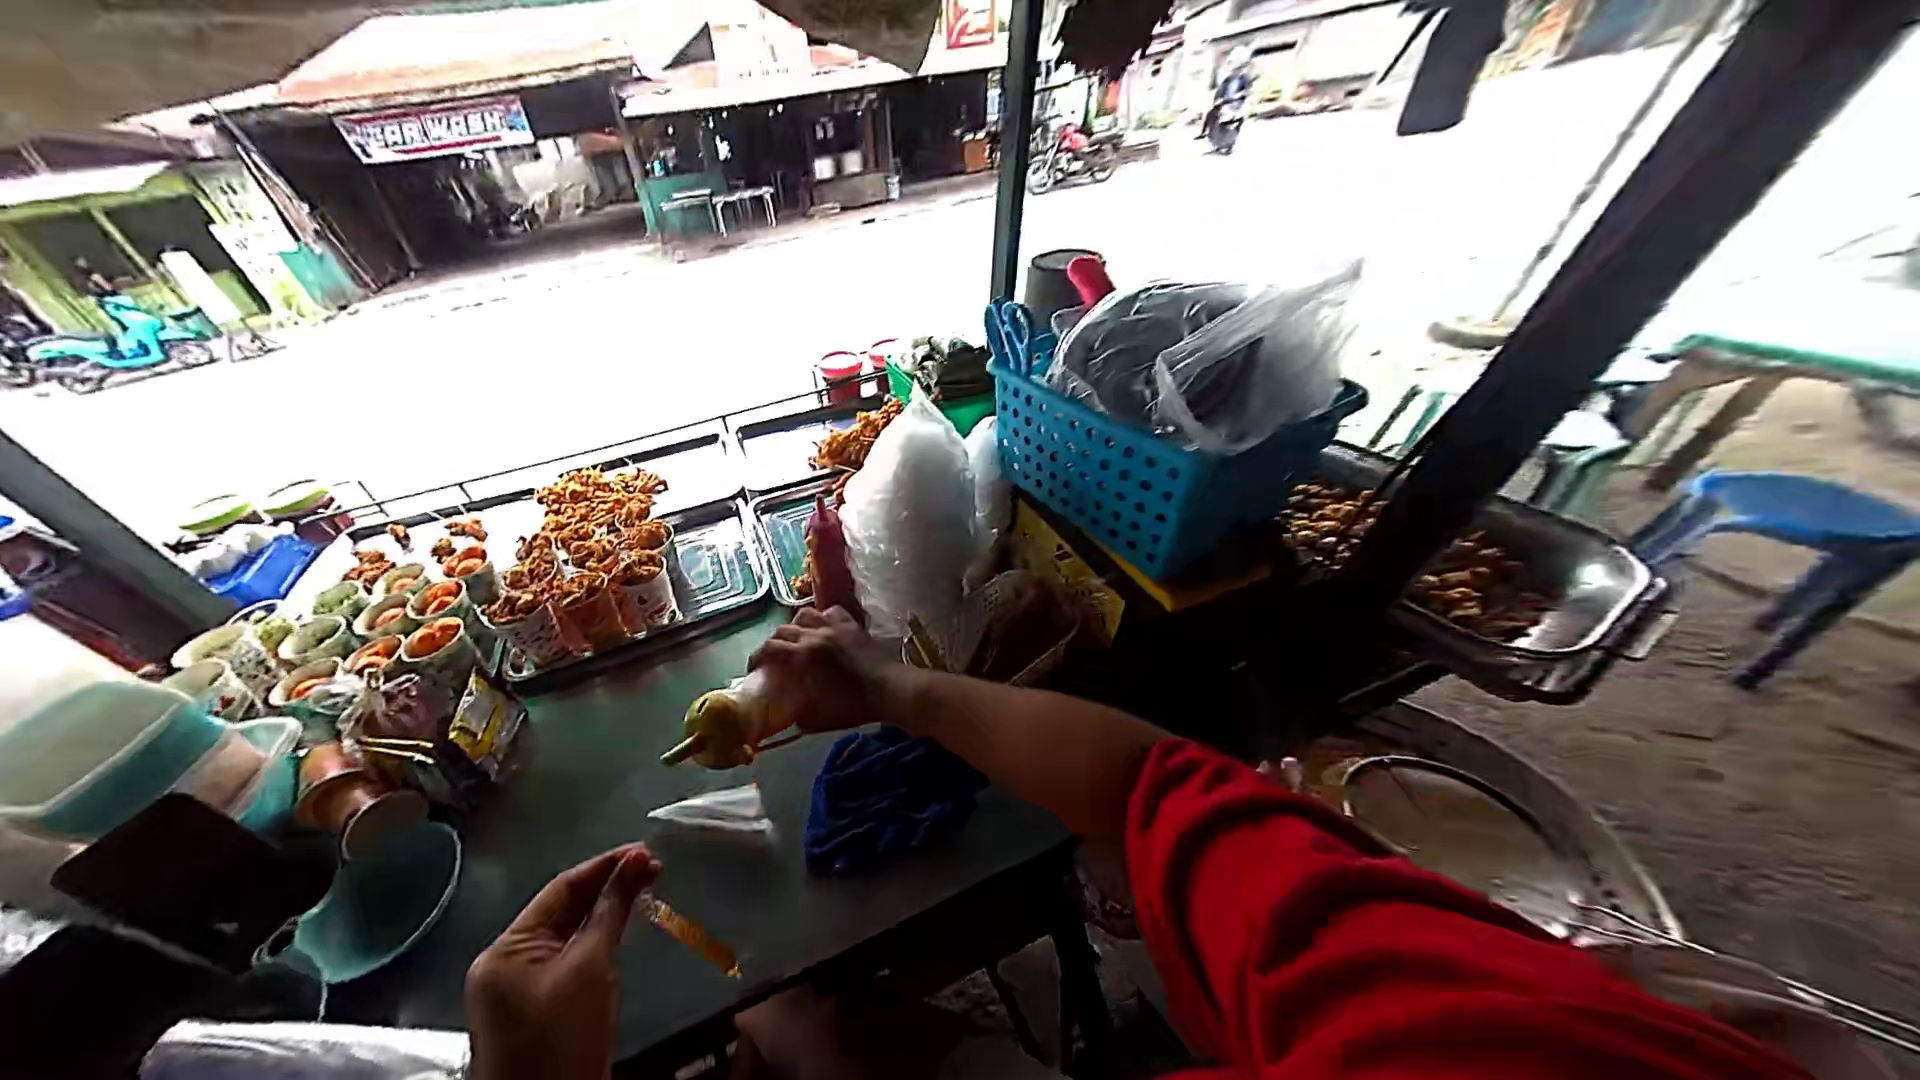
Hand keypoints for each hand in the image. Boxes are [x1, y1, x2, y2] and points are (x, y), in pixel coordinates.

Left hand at [466, 844, 658, 1079]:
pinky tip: (626, 919)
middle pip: (564, 908)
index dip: (605, 865)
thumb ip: (612, 908)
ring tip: (648, 883)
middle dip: (609, 884)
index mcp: (506, 950)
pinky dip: (600, 934)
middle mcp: (508, 961)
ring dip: (608, 907)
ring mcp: (523, 984)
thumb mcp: (591, 966)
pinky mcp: (541, 1001)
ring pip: (571, 929)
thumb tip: (637, 857)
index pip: (561, 889)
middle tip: (654, 865)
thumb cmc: (563, 1036)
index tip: (646, 849)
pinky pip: (572, 953)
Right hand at [747, 605, 902, 733]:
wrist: (888, 689)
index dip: (756, 657)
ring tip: (797, 637)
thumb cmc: (854, 706)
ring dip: (796, 625)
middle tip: (774, 655)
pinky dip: (823, 617)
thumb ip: (798, 713)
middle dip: (773, 642)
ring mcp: (836, 627)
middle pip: (783, 630)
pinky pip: (832, 611)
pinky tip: (823, 627)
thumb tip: (790, 714)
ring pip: (806, 614)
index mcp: (804, 655)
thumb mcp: (818, 718)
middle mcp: (816, 634)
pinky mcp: (852, 625)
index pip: (769, 648)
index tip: (754, 668)